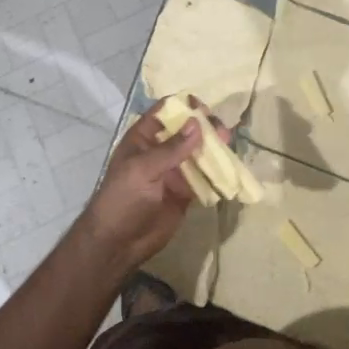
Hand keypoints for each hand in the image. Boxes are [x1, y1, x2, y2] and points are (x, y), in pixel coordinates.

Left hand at [80, 98, 227, 271]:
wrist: (118, 242)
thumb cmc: (123, 198)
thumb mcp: (143, 169)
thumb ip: (172, 149)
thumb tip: (197, 123)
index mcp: (144, 138)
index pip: (166, 112)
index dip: (185, 107)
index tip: (205, 109)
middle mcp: (161, 150)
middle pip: (187, 130)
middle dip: (205, 128)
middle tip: (223, 133)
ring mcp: (174, 171)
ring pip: (199, 153)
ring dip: (214, 149)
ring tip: (229, 148)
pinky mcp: (185, 192)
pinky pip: (204, 178)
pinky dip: (217, 173)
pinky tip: (230, 170)